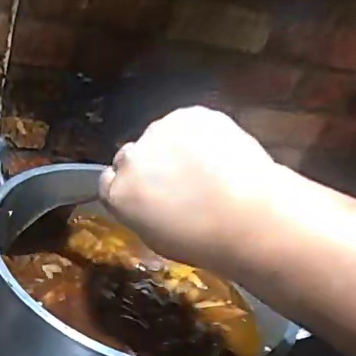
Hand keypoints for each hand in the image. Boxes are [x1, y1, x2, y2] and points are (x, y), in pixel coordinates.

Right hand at [97, 107, 281, 270]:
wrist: (248, 217)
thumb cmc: (203, 241)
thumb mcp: (156, 238)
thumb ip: (139, 211)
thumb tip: (145, 200)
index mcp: (118, 194)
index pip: (107, 181)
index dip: (129, 186)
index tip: (146, 194)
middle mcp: (131, 159)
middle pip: (131, 156)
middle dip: (149, 165)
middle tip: (177, 183)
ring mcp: (160, 132)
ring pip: (160, 137)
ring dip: (174, 148)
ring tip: (204, 171)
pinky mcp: (191, 114)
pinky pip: (189, 123)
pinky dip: (200, 135)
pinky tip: (218, 157)